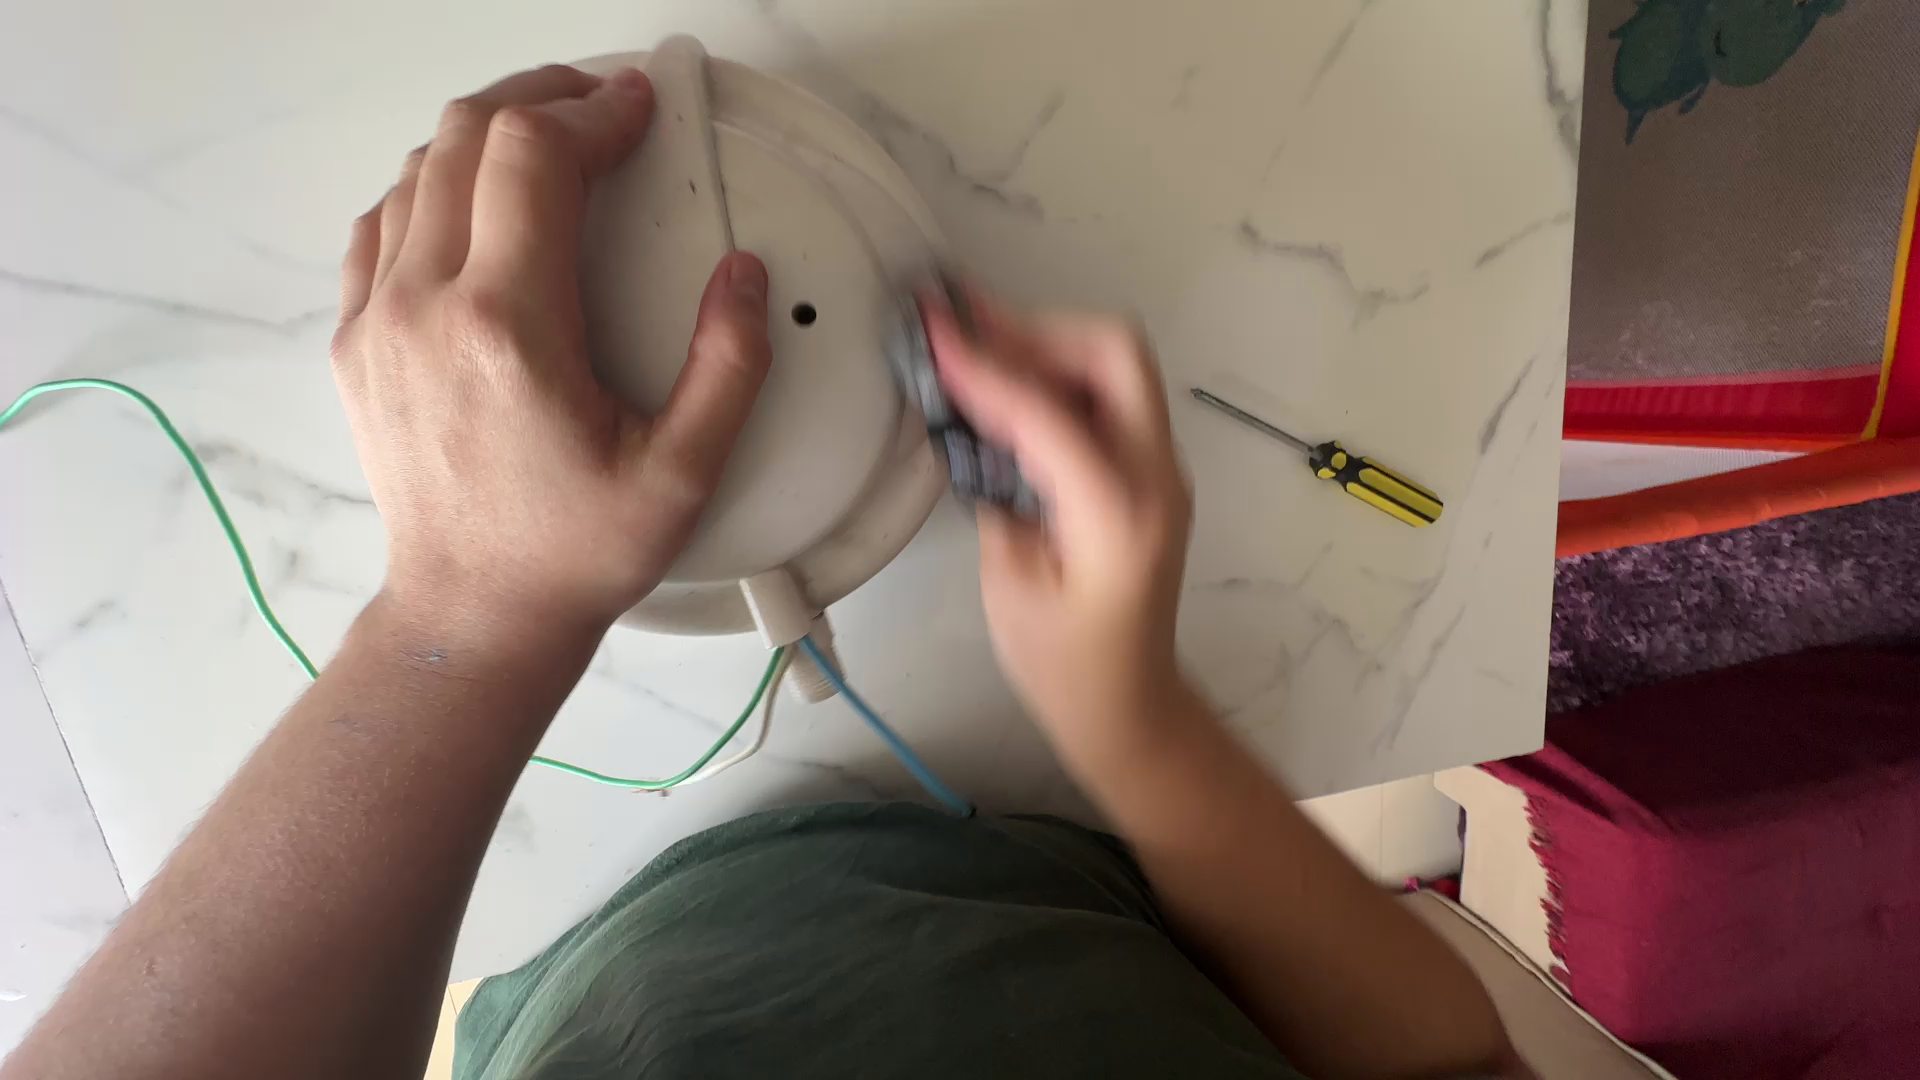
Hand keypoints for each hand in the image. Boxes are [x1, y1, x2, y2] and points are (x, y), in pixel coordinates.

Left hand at [331, 65, 771, 636]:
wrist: (479, 611)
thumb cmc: (581, 550)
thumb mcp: (687, 471)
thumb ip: (729, 366)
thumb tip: (743, 277)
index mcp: (510, 327)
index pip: (535, 161)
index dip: (594, 114)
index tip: (640, 104)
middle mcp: (425, 306)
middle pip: (463, 140)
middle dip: (540, 100)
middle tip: (602, 103)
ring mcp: (377, 322)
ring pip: (415, 172)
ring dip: (487, 135)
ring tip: (553, 140)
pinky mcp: (358, 345)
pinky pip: (382, 225)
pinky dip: (435, 186)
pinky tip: (480, 206)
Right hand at [927, 295, 1195, 744]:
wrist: (1128, 703)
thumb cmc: (1061, 665)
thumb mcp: (1011, 581)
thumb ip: (1000, 489)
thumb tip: (981, 420)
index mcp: (1117, 514)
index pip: (1049, 411)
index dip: (986, 367)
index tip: (935, 331)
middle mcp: (1157, 477)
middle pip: (1114, 354)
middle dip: (1035, 330)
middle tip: (966, 328)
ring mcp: (1163, 471)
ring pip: (1116, 367)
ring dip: (1046, 346)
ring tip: (976, 342)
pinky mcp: (1151, 474)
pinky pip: (1110, 399)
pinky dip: (1059, 378)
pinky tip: (1009, 386)